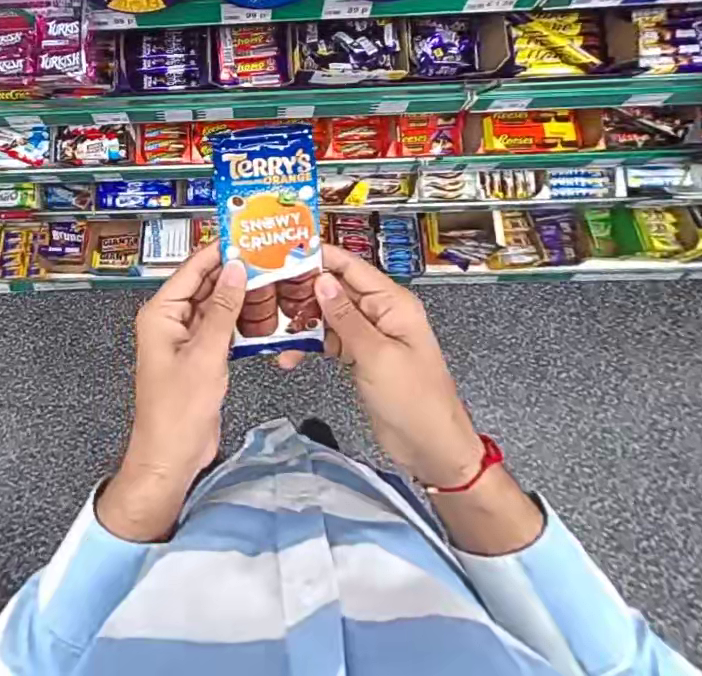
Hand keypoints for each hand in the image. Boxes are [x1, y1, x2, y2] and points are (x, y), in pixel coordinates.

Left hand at [99, 245, 245, 541]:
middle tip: (266, 257)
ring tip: (269, 280)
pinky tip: (261, 314)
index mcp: (161, 313)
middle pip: (204, 284)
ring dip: (239, 296)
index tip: (243, 236)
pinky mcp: (200, 353)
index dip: (217, 251)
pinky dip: (239, 320)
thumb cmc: (178, 411)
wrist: (172, 456)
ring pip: (216, 305)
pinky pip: (221, 326)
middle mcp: (170, 319)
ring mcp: (186, 337)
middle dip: (233, 272)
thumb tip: (235, 270)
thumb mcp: (206, 354)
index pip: (192, 269)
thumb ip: (223, 310)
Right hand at [278, 244, 484, 488]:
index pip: (351, 266)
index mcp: (392, 302)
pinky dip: (311, 346)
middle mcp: (379, 312)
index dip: (320, 256)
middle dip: (303, 292)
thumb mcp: (376, 355)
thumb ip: (345, 317)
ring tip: (277, 333)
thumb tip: (322, 280)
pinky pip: (330, 340)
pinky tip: (290, 355)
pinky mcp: (360, 355)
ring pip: (328, 316)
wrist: (431, 449)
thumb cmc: (414, 400)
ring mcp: (369, 334)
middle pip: (335, 289)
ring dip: (303, 324)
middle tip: (270, 295)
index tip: (286, 252)